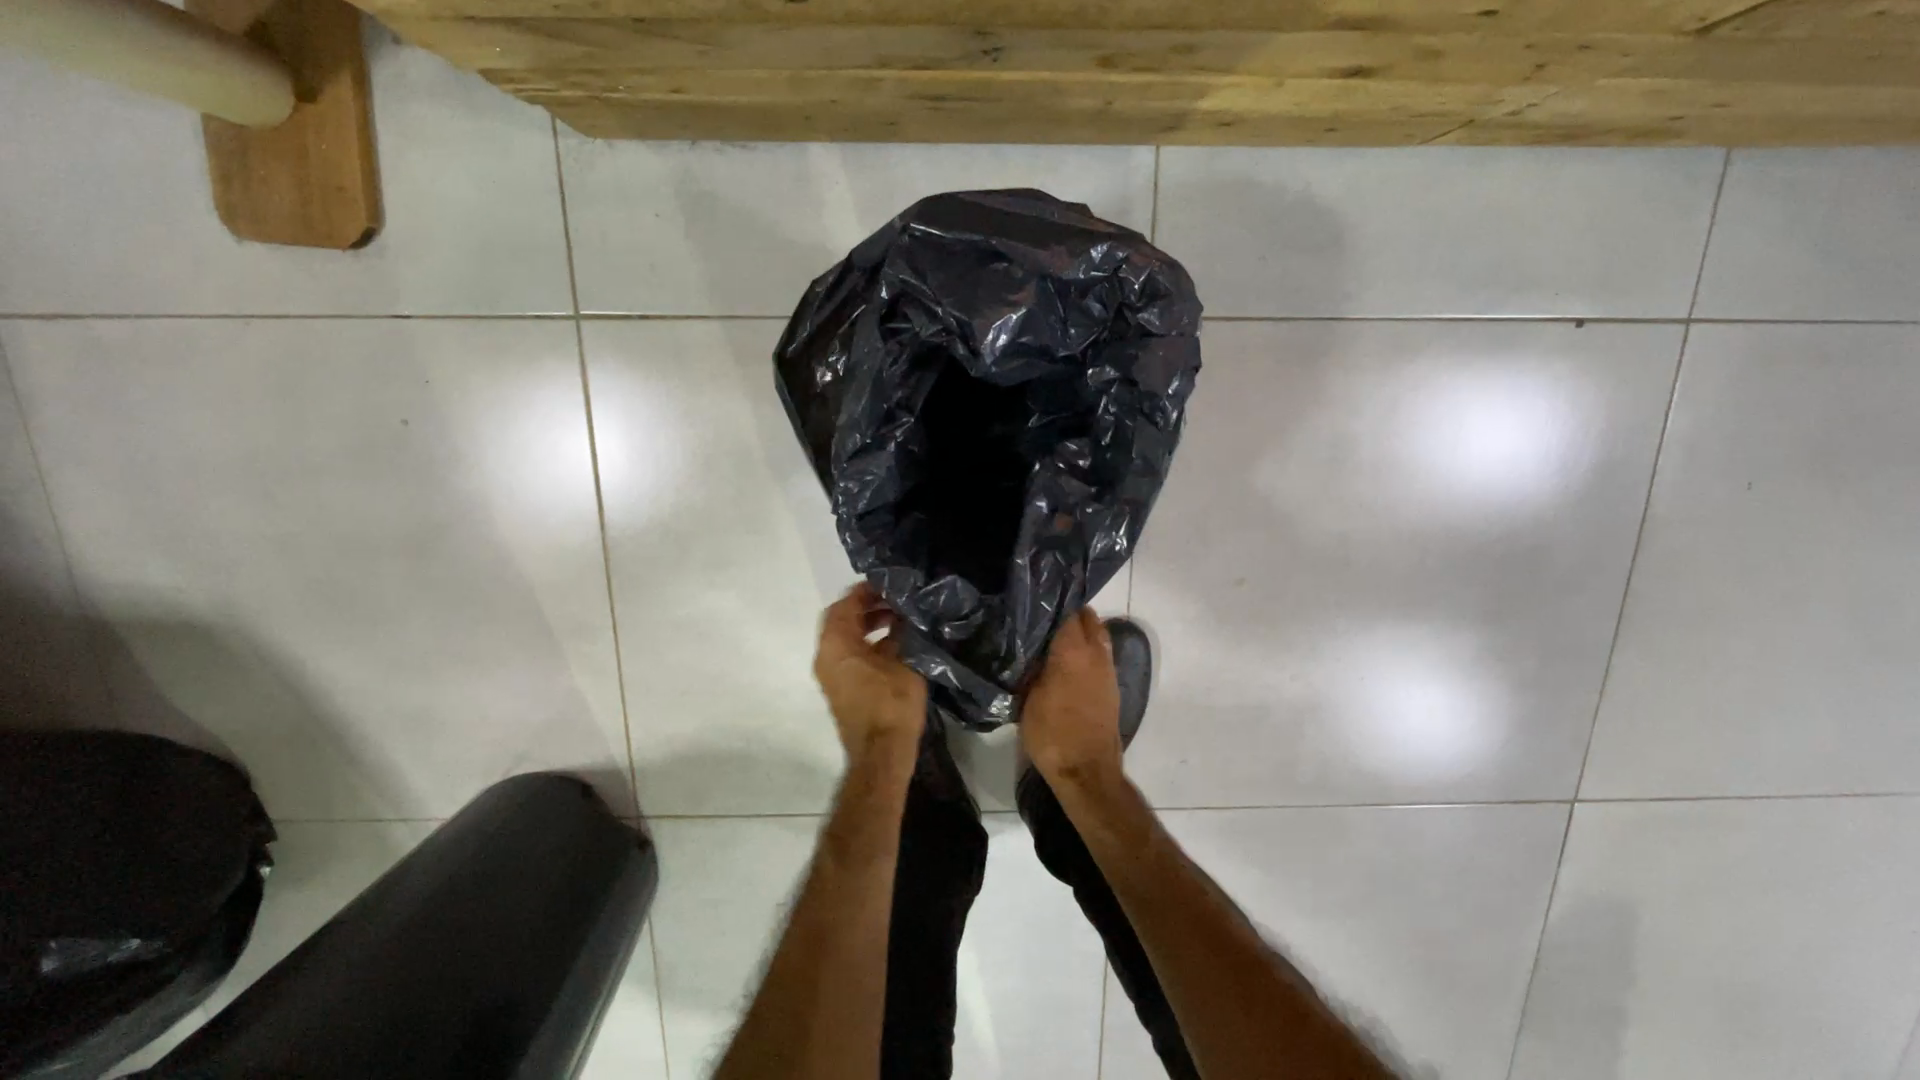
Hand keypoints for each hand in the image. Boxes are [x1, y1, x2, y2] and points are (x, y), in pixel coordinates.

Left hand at [814, 583, 926, 761]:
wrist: (881, 754)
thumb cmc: (891, 705)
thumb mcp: (904, 662)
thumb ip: (902, 633)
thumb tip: (905, 616)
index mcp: (836, 646)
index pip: (844, 605)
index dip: (865, 592)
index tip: (888, 584)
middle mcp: (827, 657)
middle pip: (842, 621)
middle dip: (868, 607)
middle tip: (896, 601)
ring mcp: (832, 676)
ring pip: (847, 639)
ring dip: (869, 626)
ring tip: (900, 620)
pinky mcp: (843, 690)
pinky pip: (851, 657)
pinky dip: (869, 645)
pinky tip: (897, 645)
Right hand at [1021, 607, 1123, 784]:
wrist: (1087, 771)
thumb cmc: (1052, 734)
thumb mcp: (1028, 699)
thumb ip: (1032, 667)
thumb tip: (1030, 650)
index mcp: (1073, 651)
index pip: (1066, 611)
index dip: (1050, 604)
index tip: (1033, 602)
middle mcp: (1096, 653)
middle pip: (1087, 619)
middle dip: (1068, 614)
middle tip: (1043, 619)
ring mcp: (1108, 670)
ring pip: (1097, 636)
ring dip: (1080, 633)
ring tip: (1053, 639)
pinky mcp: (1111, 687)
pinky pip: (1100, 655)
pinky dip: (1087, 651)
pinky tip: (1066, 663)